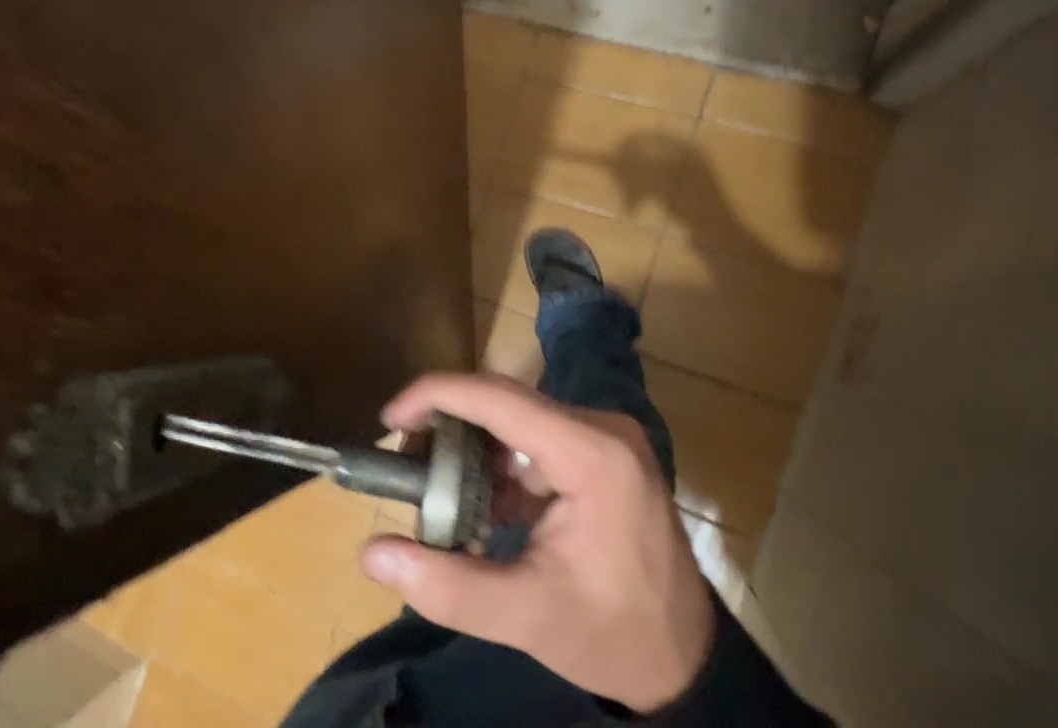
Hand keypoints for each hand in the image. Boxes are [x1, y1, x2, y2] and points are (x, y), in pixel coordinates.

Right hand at [362, 374, 714, 712]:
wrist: (684, 660)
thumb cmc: (613, 634)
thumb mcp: (527, 615)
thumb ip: (448, 585)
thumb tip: (372, 553)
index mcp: (593, 455)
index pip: (498, 398)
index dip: (436, 396)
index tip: (389, 419)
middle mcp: (602, 430)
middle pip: (504, 404)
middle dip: (447, 426)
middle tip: (405, 464)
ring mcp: (605, 439)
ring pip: (515, 420)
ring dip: (470, 448)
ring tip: (432, 489)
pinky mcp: (602, 456)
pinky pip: (533, 440)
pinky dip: (497, 466)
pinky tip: (477, 507)